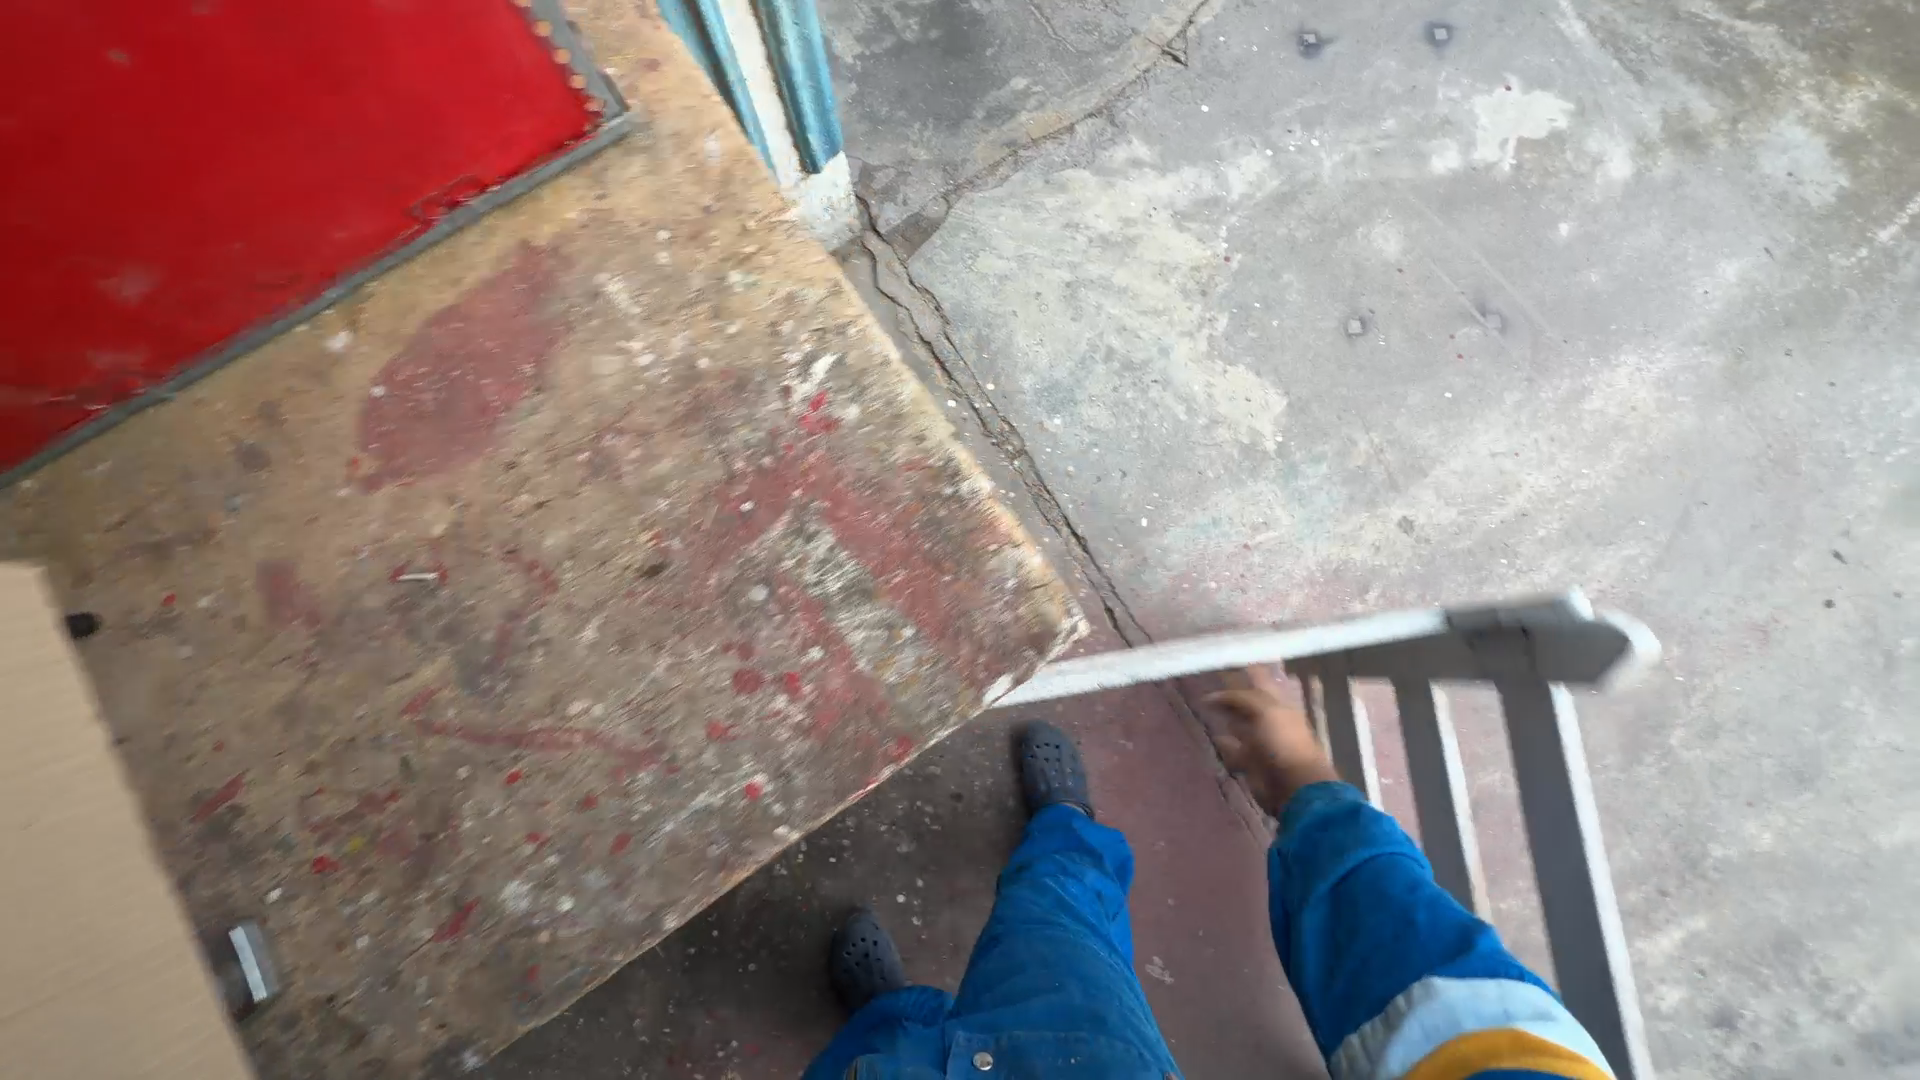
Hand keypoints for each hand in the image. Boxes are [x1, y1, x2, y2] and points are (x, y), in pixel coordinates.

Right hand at [1205, 667, 1340, 816]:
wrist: (1293, 785)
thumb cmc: (1283, 743)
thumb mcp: (1264, 710)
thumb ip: (1239, 697)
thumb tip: (1212, 696)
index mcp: (1277, 703)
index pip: (1259, 680)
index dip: (1245, 669)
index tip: (1225, 659)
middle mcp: (1268, 719)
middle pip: (1245, 701)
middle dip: (1230, 691)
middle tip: (1207, 678)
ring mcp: (1259, 741)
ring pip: (1238, 723)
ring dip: (1225, 716)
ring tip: (1204, 705)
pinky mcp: (1250, 761)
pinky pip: (1232, 748)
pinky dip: (1223, 743)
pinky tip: (1214, 736)